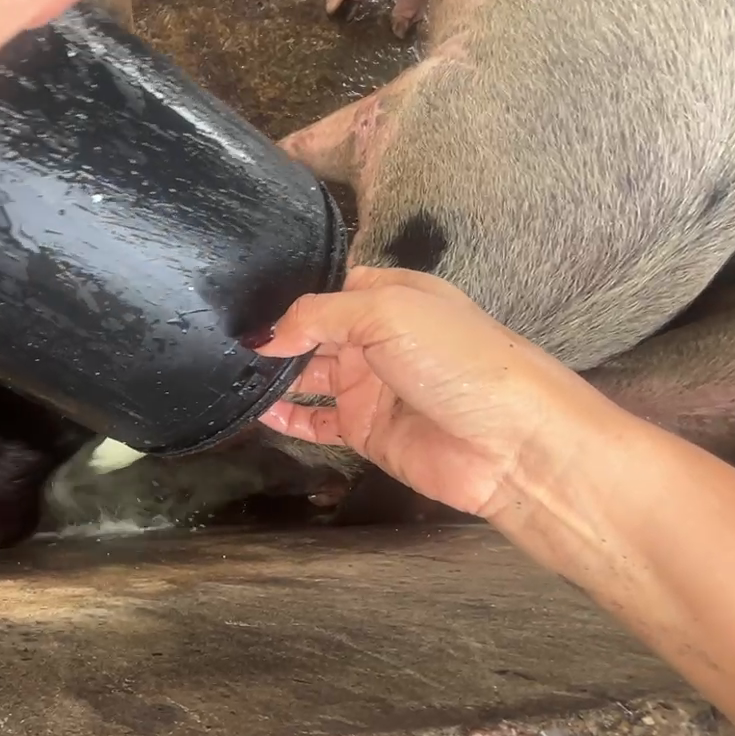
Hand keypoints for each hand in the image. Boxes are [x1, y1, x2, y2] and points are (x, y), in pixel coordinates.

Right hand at [250, 266, 618, 517]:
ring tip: (227, 374)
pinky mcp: (362, 430)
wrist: (512, 445)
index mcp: (392, 298)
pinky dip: (283, 417)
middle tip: (222, 341)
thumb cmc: (458, 361)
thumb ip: (318, 316)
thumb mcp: (388, 313)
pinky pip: (313, 421)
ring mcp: (369, 387)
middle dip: (273, 336)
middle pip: (312, 333)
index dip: (289, 296)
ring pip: (306, 376)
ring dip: (271, 376)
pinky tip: (252, 412)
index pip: (328, 289)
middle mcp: (377, 339)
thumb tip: (263, 338)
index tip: (242, 303)